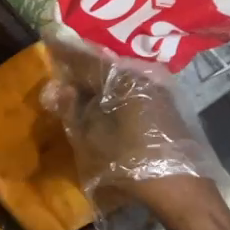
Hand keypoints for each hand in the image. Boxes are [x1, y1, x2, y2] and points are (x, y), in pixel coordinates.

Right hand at [37, 38, 221, 219]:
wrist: (181, 190)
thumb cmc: (128, 162)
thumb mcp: (88, 138)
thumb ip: (69, 109)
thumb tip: (56, 88)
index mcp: (123, 79)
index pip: (86, 58)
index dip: (64, 51)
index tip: (47, 39)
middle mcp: (144, 78)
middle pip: (104, 67)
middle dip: (80, 70)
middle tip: (59, 73)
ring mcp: (159, 92)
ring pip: (119, 80)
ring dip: (97, 84)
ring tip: (77, 92)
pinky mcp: (167, 108)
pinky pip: (132, 92)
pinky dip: (114, 95)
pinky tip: (102, 107)